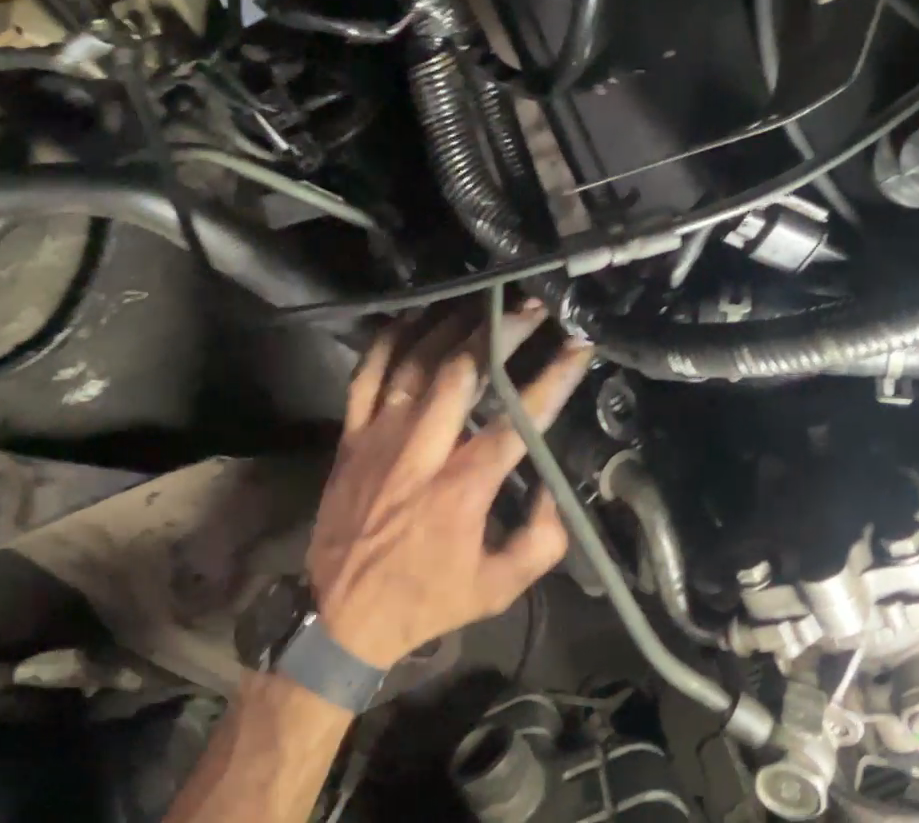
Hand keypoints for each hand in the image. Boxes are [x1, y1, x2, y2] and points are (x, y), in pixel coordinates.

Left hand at [306, 300, 591, 668]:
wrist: (340, 616)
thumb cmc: (425, 600)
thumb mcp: (498, 588)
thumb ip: (542, 541)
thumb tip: (557, 490)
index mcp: (461, 489)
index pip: (516, 421)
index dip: (552, 379)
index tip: (577, 346)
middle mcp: (420, 453)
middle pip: (462, 374)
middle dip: (500, 333)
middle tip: (530, 309)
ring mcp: (380, 438)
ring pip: (415, 364)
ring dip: (451, 327)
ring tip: (483, 303)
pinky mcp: (351, 437)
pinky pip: (367, 376)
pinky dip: (389, 342)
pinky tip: (413, 318)